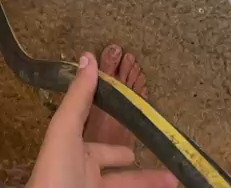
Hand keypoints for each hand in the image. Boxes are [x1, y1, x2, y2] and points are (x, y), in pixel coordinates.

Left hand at [26, 52, 178, 187]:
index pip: (96, 144)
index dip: (114, 143)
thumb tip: (88, 57)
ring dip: (150, 182)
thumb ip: (79, 97)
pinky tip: (167, 187)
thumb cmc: (56, 172)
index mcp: (73, 153)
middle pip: (118, 172)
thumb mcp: (65, 129)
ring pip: (126, 186)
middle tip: (162, 163)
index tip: (133, 136)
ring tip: (174, 180)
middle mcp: (83, 174)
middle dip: (139, 168)